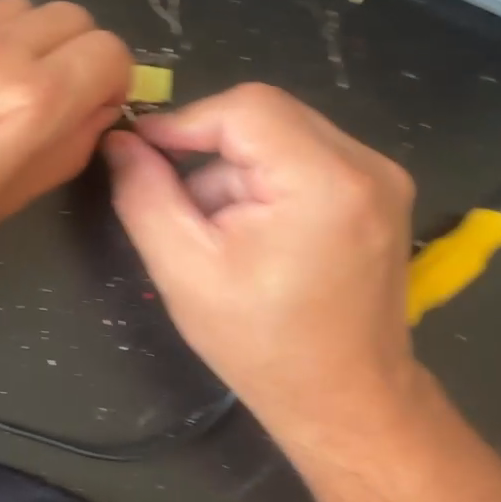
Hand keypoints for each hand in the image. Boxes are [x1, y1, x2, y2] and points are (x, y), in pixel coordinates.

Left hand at [0, 0, 130, 279]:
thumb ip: (72, 141)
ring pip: (15, 7)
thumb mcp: (17, 195)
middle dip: (70, 52)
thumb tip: (95, 106)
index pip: (109, 51)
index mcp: (34, 98)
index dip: (107, 78)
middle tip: (42, 89)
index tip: (87, 101)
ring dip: (20, 37)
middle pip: (69, 17)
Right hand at [103, 83, 422, 439]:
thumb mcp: (181, 266)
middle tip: (169, 197)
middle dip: (205, 148)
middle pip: (265, 116)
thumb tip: (119, 143)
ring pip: (281, 137)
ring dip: (230, 170)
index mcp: (323, 181)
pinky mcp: (376, 197)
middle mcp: (367, 166)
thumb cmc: (255, 338)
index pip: (244, 108)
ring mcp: (381, 180)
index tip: (136, 153)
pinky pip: (302, 160)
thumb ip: (143, 194)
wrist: (341, 393)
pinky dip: (259, 182)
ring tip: (210, 230)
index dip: (181, 121)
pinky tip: (244, 233)